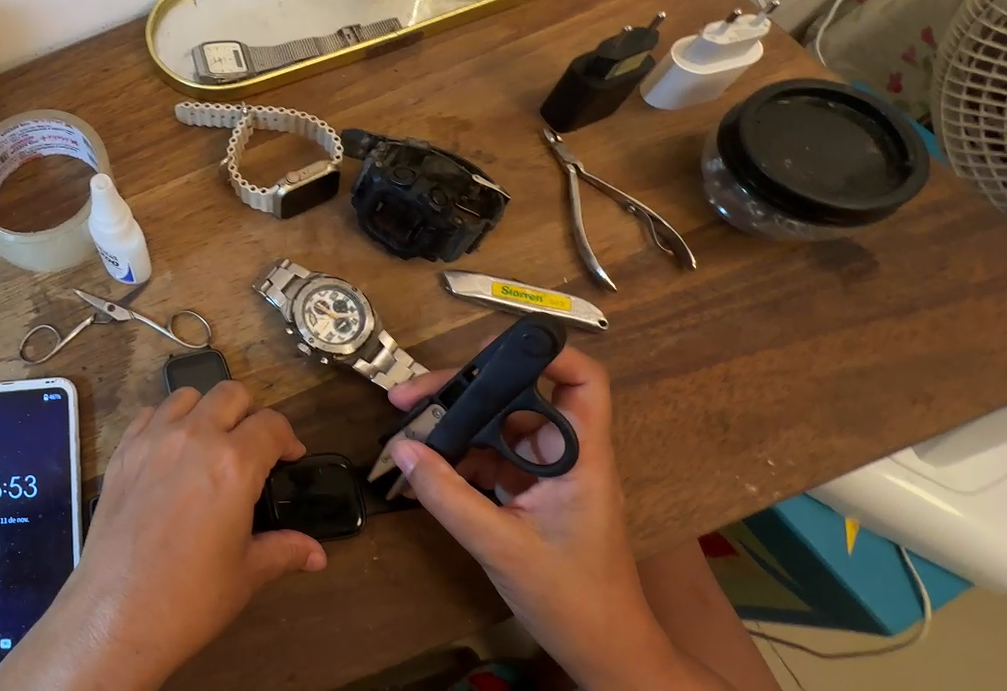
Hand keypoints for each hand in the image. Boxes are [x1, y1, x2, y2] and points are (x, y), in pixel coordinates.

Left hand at [0, 383, 323, 690]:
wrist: (118, 610)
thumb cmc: (191, 597)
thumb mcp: (247, 574)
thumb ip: (284, 550)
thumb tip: (316, 553)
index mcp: (233, 463)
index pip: (271, 424)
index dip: (288, 437)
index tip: (290, 456)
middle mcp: (193, 437)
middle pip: (230, 394)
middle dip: (250, 413)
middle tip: (254, 446)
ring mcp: (152, 438)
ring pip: (187, 395)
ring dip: (206, 410)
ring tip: (211, 443)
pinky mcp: (123, 450)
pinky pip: (150, 413)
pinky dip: (167, 421)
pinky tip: (171, 452)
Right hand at [382, 347, 726, 690]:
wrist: (604, 654)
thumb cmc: (573, 601)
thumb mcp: (502, 548)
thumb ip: (448, 497)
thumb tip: (402, 449)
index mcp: (581, 457)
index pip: (582, 380)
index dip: (544, 351)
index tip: (486, 352)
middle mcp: (564, 453)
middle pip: (516, 395)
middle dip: (462, 390)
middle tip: (409, 396)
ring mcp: (545, 471)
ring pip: (495, 424)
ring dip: (451, 423)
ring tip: (406, 427)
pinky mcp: (527, 489)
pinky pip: (487, 455)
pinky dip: (455, 456)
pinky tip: (423, 465)